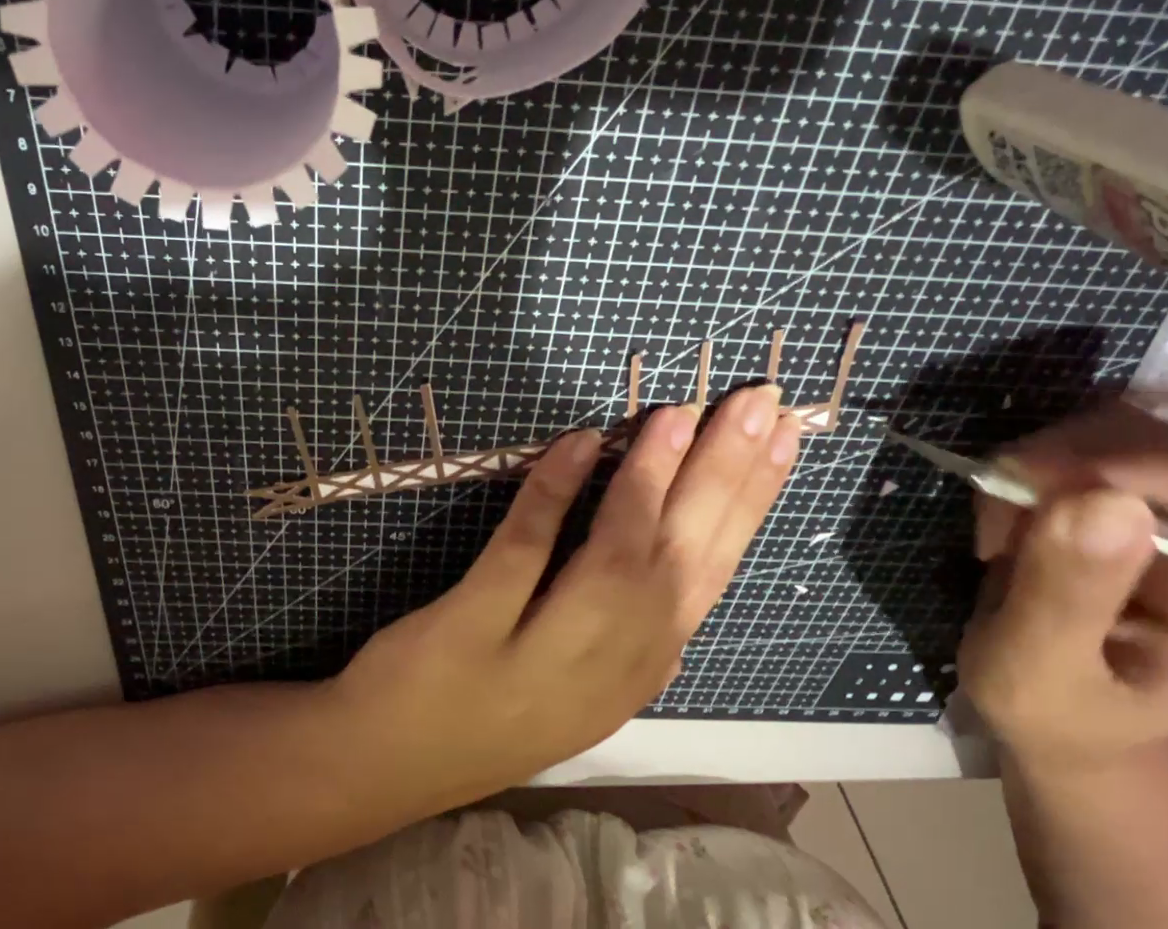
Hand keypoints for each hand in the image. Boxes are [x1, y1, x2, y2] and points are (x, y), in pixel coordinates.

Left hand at [333, 385, 800, 805]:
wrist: (386, 764)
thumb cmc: (484, 714)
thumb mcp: (579, 689)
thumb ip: (629, 640)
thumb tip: (678, 576)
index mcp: (636, 671)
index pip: (709, 578)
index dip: (749, 507)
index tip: (781, 440)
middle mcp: (605, 669)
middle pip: (677, 561)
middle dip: (724, 478)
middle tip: (756, 403)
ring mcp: (538, 656)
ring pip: (613, 559)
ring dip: (650, 481)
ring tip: (678, 414)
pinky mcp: (471, 632)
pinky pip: (521, 554)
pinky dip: (553, 495)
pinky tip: (578, 444)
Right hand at [959, 402, 1167, 769]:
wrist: (1043, 712)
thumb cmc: (1055, 714)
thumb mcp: (1041, 677)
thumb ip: (1068, 599)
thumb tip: (1100, 497)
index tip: (1084, 482)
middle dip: (1087, 462)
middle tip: (1007, 504)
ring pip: (1124, 433)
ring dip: (1042, 467)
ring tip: (998, 537)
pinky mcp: (1116, 492)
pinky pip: (1075, 443)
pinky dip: (1022, 471)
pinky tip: (1001, 526)